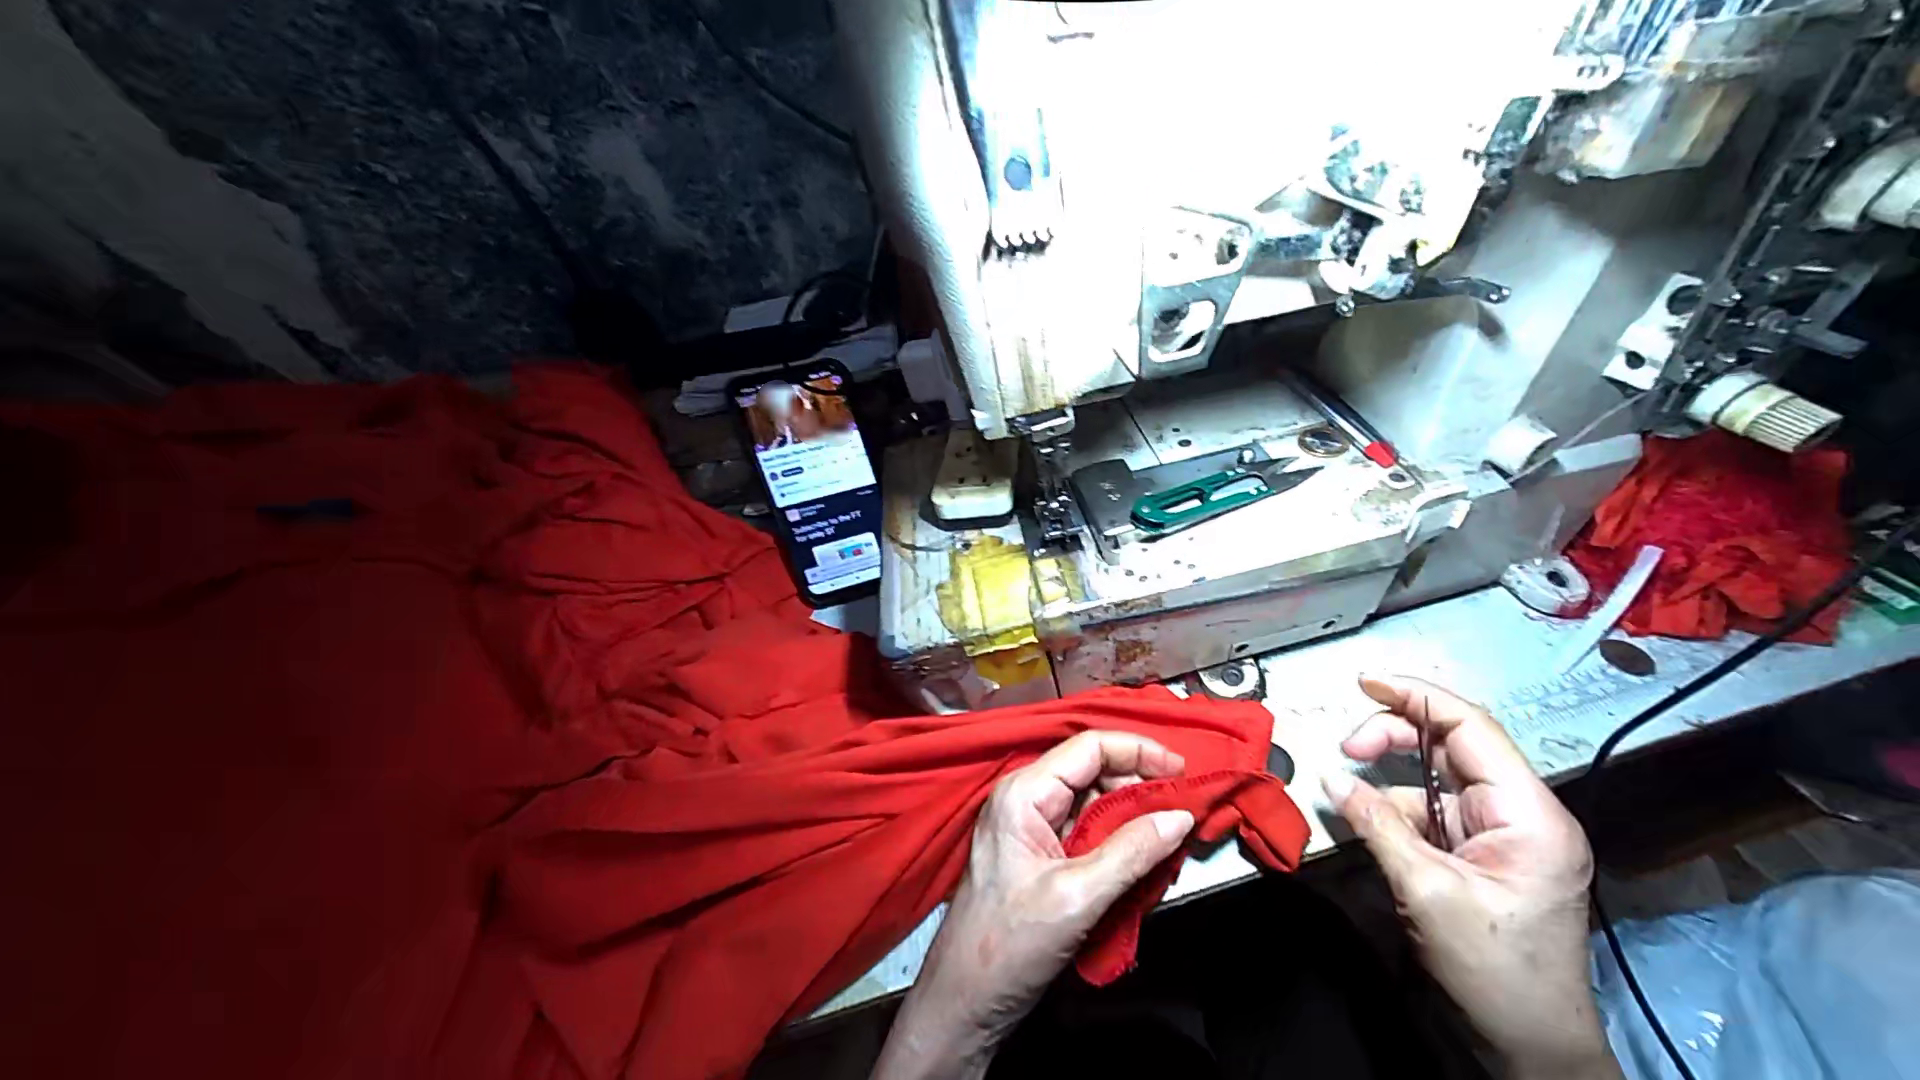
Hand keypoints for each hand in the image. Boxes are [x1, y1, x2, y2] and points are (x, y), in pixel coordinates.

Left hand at [872, 732, 1195, 1079]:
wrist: (966, 997)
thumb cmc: (1008, 944)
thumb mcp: (1077, 896)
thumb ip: (1131, 852)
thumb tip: (1179, 817)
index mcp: (1025, 792)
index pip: (1089, 747)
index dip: (1138, 750)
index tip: (1181, 771)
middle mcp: (1026, 797)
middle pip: (1094, 770)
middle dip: (1139, 787)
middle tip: (1180, 814)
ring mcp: (1032, 824)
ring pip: (1094, 800)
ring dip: (1132, 817)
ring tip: (1166, 842)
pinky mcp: (1040, 850)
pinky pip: (1087, 829)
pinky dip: (1117, 839)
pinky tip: (1142, 860)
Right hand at [1324, 674, 1621, 1079]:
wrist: (1531, 1044)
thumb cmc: (1495, 970)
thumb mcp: (1427, 891)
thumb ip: (1378, 825)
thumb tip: (1332, 778)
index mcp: (1528, 814)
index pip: (1471, 728)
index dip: (1417, 696)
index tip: (1366, 680)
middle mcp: (1521, 812)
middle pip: (1450, 745)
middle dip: (1392, 737)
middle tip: (1345, 749)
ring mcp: (1502, 831)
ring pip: (1435, 777)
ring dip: (1389, 781)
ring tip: (1354, 802)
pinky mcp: (1481, 849)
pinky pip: (1431, 809)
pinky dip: (1395, 809)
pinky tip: (1372, 827)